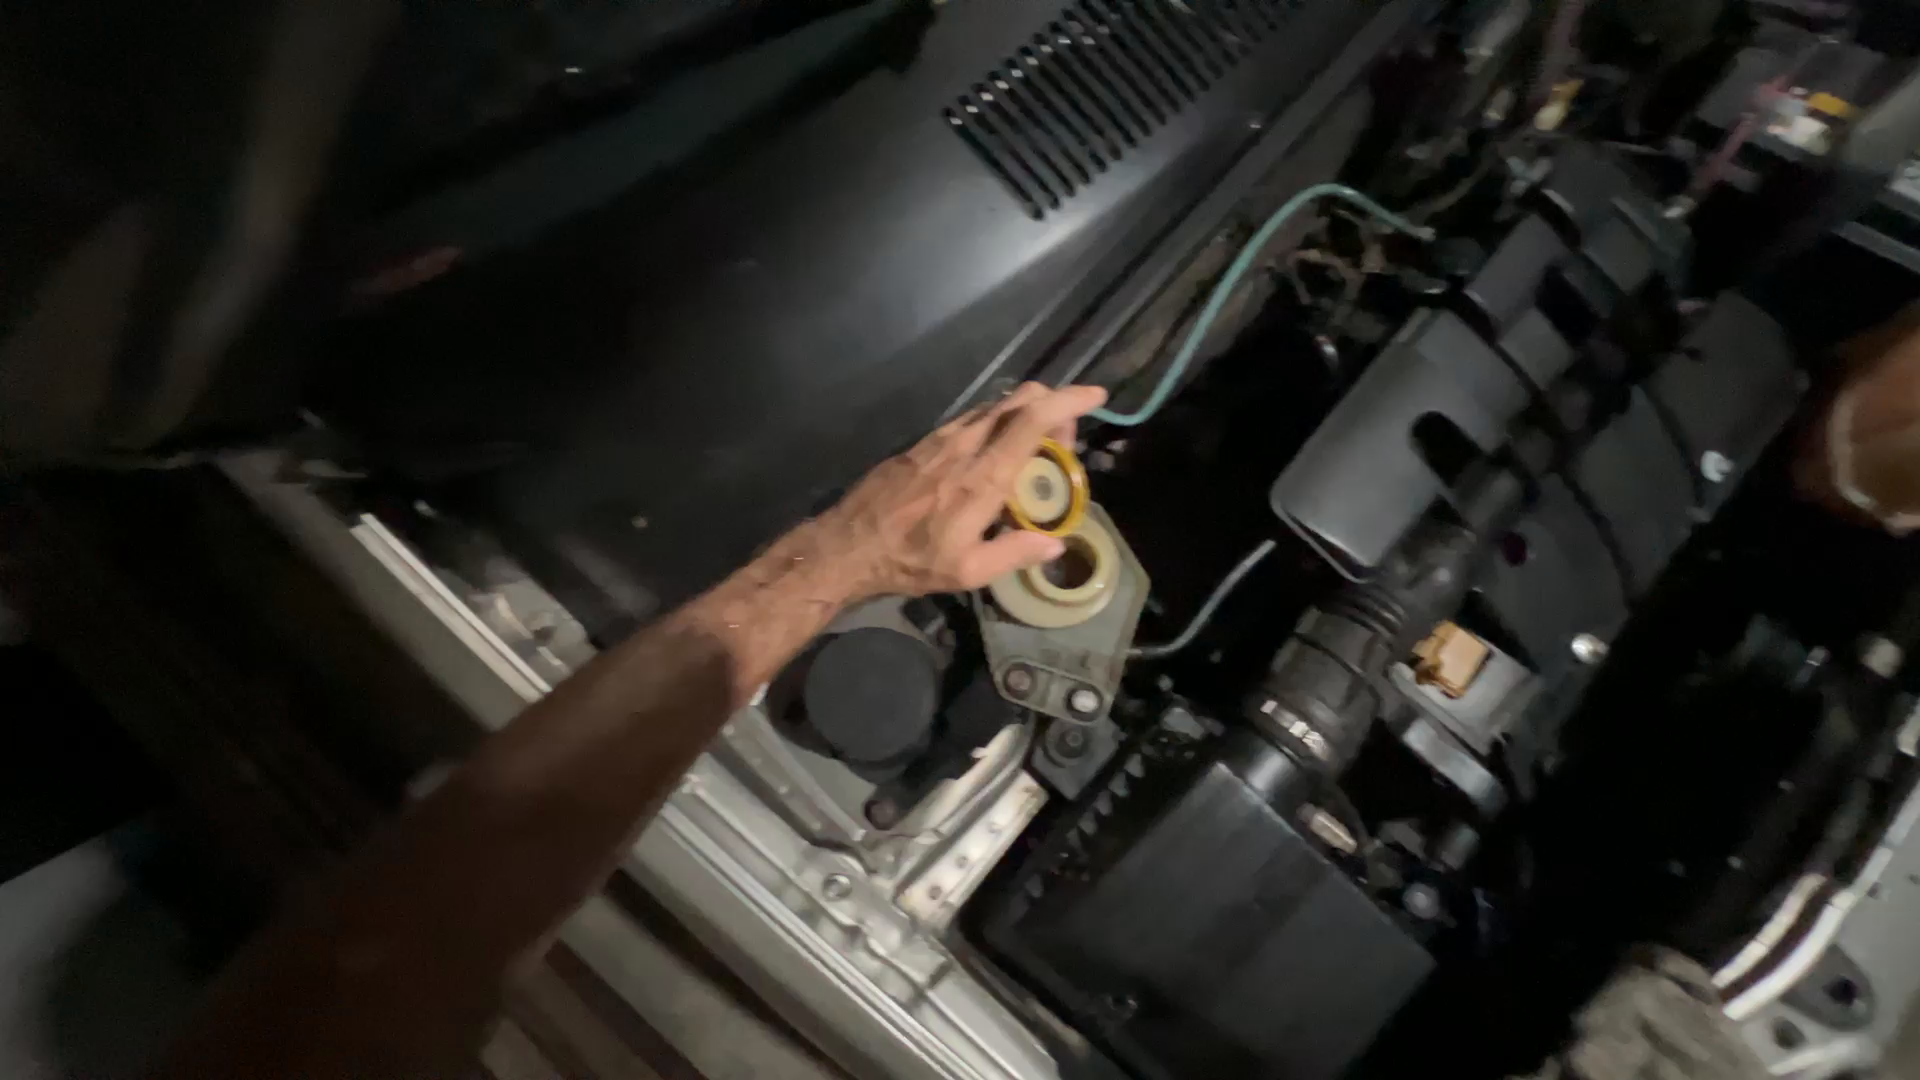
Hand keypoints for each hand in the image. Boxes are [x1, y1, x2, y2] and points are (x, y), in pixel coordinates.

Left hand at [815, 382, 1108, 598]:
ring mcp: (941, 440)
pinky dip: (996, 423)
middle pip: (1017, 400)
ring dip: (1023, 413)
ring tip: (1033, 448)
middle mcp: (964, 446)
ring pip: (993, 406)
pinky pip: (971, 419)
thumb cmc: (909, 560)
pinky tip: (994, 452)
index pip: (1031, 420)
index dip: (1068, 401)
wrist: (849, 544)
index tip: (1095, 397)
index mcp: (982, 477)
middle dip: (1052, 405)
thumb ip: (1015, 553)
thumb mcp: (967, 572)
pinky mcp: (924, 443)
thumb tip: (1055, 544)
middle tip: (1064, 439)